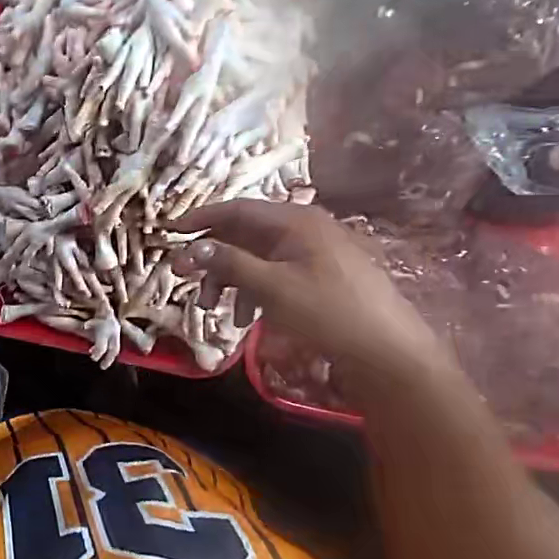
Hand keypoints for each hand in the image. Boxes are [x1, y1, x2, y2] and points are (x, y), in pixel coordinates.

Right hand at [172, 200, 448, 379]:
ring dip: (233, 281)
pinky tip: (245, 319)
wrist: (387, 349)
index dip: (202, 219)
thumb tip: (191, 248)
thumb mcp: (272, 288)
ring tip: (215, 312)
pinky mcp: (322, 277)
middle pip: (246, 234)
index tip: (171, 233)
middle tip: (187, 282)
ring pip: (260, 258)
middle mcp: (305, 228)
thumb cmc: (328, 311)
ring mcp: (316, 252)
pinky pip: (278, 275)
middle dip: (215, 259)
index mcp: (295, 220)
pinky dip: (256, 292)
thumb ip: (230, 264)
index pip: (237, 209)